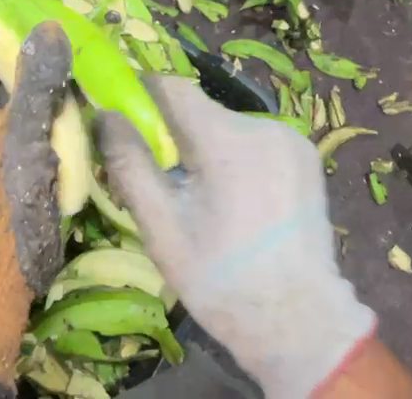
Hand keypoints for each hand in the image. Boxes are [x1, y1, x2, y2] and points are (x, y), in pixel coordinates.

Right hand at [97, 76, 376, 398]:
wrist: (299, 323)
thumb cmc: (220, 280)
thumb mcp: (161, 227)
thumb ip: (129, 163)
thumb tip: (104, 115)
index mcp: (226, 140)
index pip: (172, 88)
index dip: (142, 95)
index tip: (124, 116)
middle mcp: (262, 126)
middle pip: (200, 110)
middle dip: (175, 133)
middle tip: (163, 177)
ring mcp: (290, 138)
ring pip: (227, 125)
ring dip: (207, 147)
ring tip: (204, 198)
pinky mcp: (306, 155)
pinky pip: (255, 140)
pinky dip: (237, 158)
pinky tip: (238, 200)